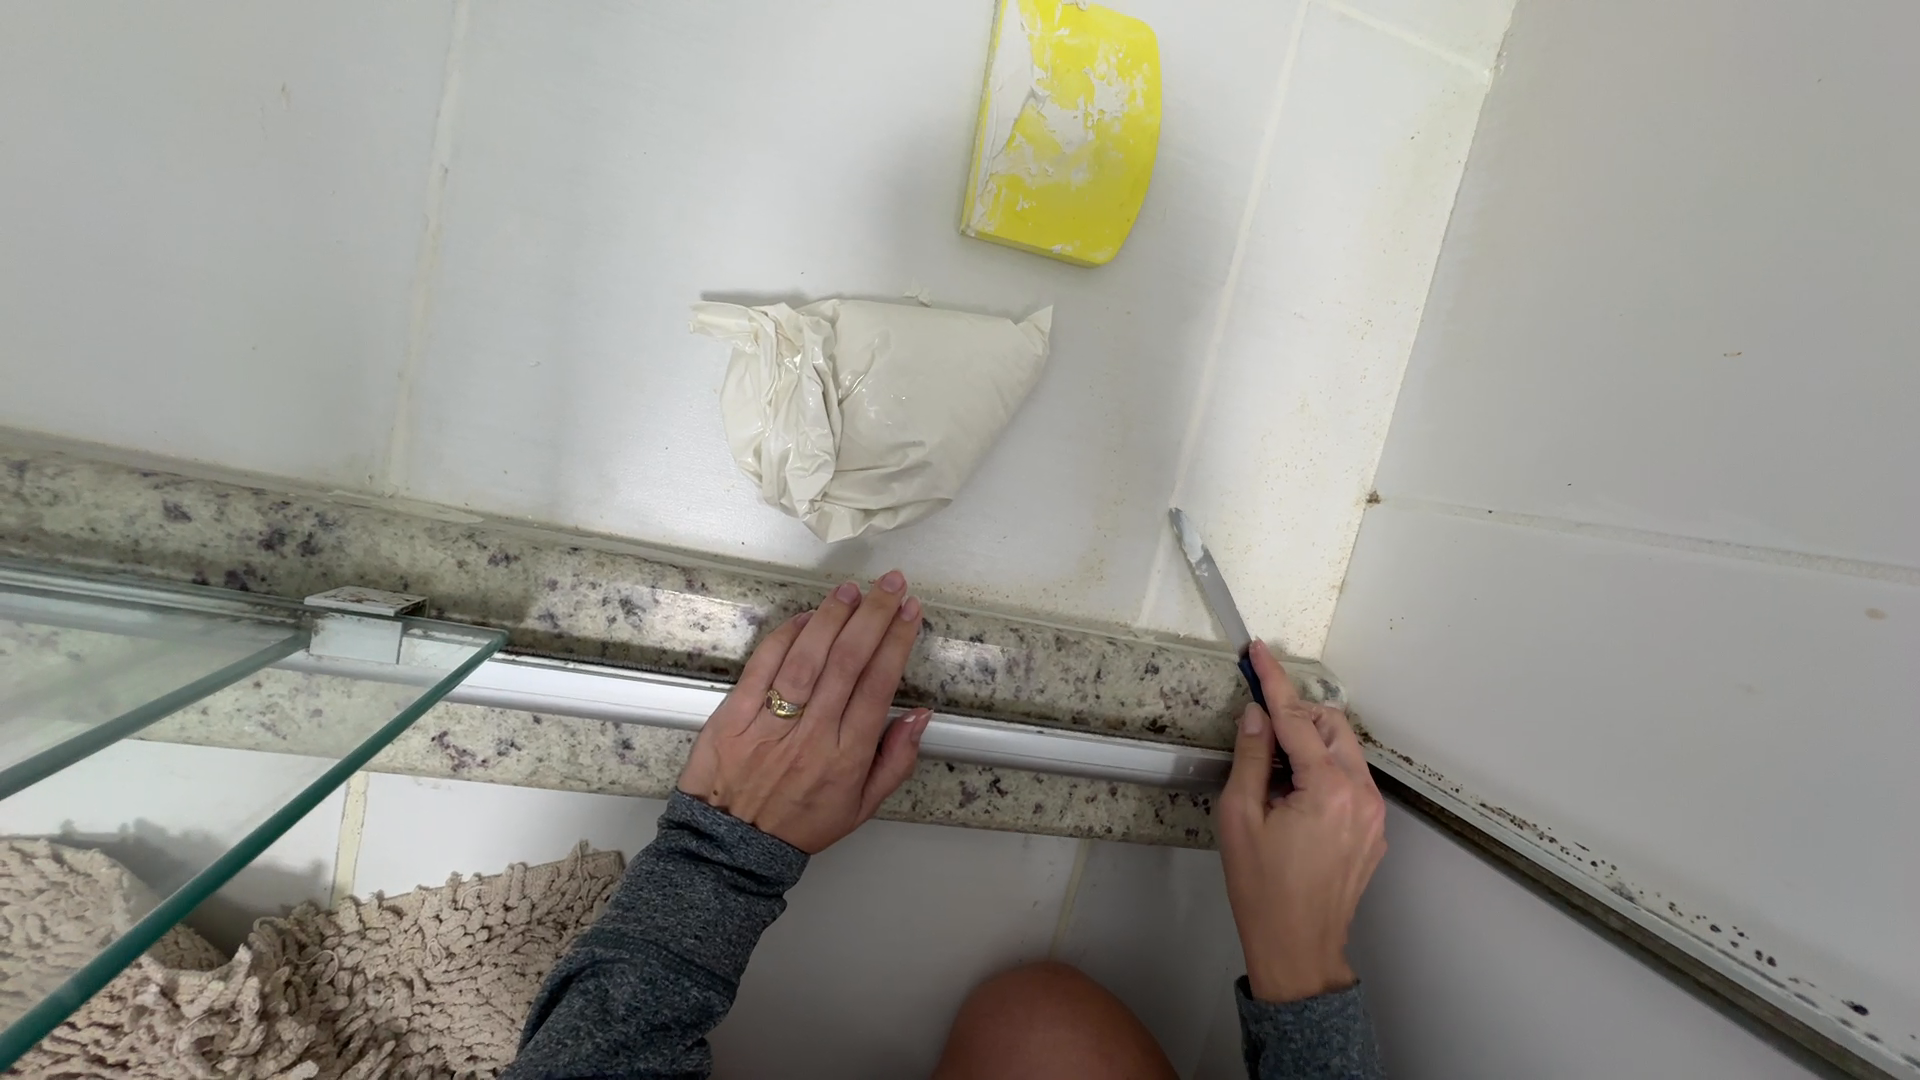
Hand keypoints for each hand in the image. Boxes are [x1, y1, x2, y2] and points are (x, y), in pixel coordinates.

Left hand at [677, 572, 931, 853]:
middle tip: (891, 584)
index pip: (878, 686)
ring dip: (832, 618)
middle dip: (874, 616)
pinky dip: (785, 637)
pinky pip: (762, 667)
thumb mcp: (863, 806)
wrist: (729, 847)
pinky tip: (806, 617)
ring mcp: (770, 723)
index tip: (910, 610)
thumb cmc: (802, 822)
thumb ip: (896, 760)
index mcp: (846, 757)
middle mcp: (812, 736)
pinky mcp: (734, 715)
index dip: (897, 642)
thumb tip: (920, 714)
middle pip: (848, 663)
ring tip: (853, 590)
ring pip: (806, 659)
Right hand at [1219, 640, 1387, 1002]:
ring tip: (1271, 772)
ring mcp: (1374, 815)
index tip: (1257, 651)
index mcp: (1328, 789)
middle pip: (1331, 725)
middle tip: (1259, 729)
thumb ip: (1251, 756)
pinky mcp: (1373, 830)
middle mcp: (1362, 796)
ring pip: (1343, 750)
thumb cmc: (1261, 886)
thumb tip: (1256, 714)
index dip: (1272, 680)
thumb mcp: (1240, 815)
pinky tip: (1292, 794)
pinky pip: (1349, 778)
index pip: (1296, 717)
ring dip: (1308, 742)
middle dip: (1295, 713)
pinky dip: (1321, 768)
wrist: (1297, 947)